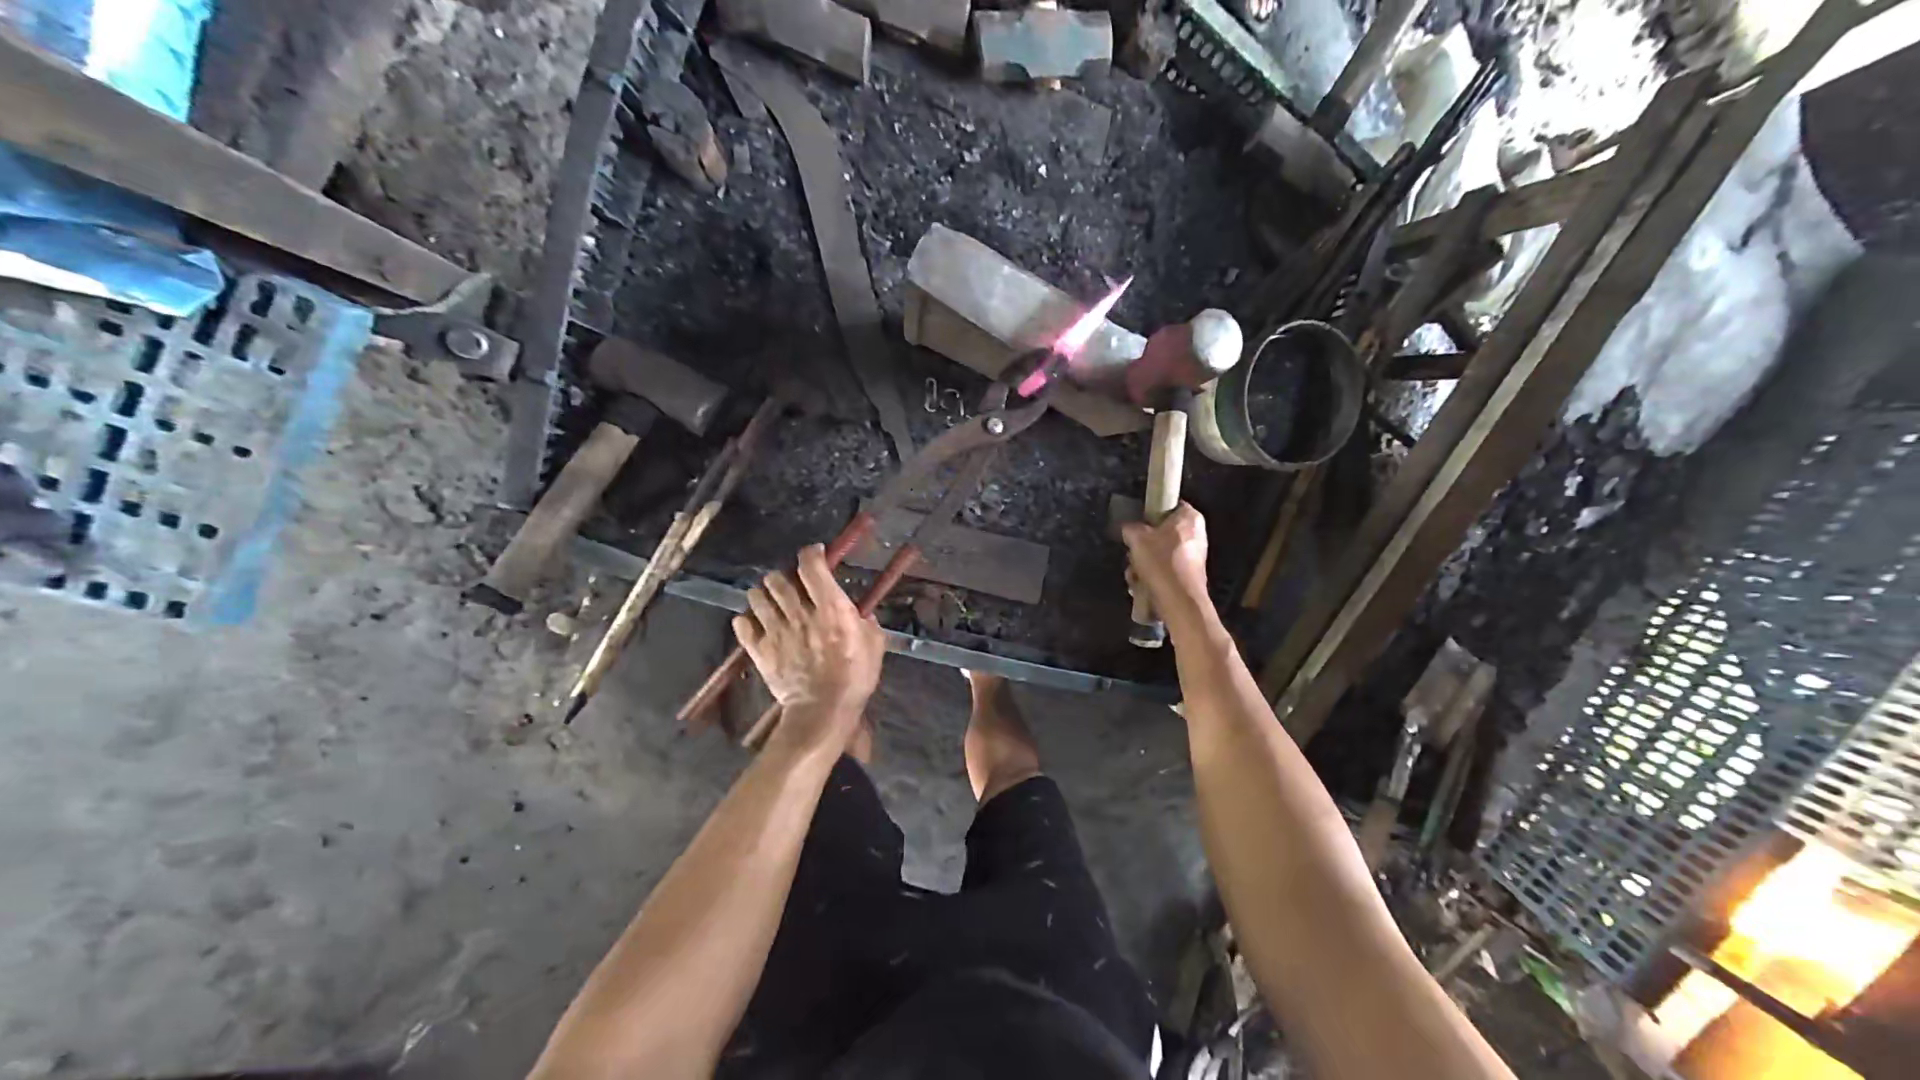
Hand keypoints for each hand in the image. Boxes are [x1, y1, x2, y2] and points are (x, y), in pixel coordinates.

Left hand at [734, 544, 886, 741]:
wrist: (823, 711)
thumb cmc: (855, 676)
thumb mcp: (874, 644)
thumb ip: (866, 622)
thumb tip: (860, 613)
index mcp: (830, 607)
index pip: (811, 566)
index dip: (811, 554)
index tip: (816, 555)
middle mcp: (799, 612)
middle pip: (777, 578)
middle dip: (784, 577)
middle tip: (792, 587)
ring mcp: (775, 630)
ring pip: (756, 596)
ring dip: (764, 595)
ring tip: (772, 603)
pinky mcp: (759, 649)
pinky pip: (742, 623)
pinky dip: (747, 620)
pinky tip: (756, 624)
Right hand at [1121, 502, 1211, 625]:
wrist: (1179, 601)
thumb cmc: (1161, 562)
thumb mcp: (1137, 539)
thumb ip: (1130, 528)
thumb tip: (1130, 529)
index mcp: (1190, 517)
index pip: (1169, 504)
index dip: (1150, 513)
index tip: (1137, 524)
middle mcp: (1197, 534)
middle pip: (1161, 533)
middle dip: (1142, 546)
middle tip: (1133, 553)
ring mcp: (1194, 556)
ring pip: (1160, 553)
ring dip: (1143, 564)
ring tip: (1135, 575)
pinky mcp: (1189, 575)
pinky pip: (1166, 569)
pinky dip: (1152, 576)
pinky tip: (1142, 586)